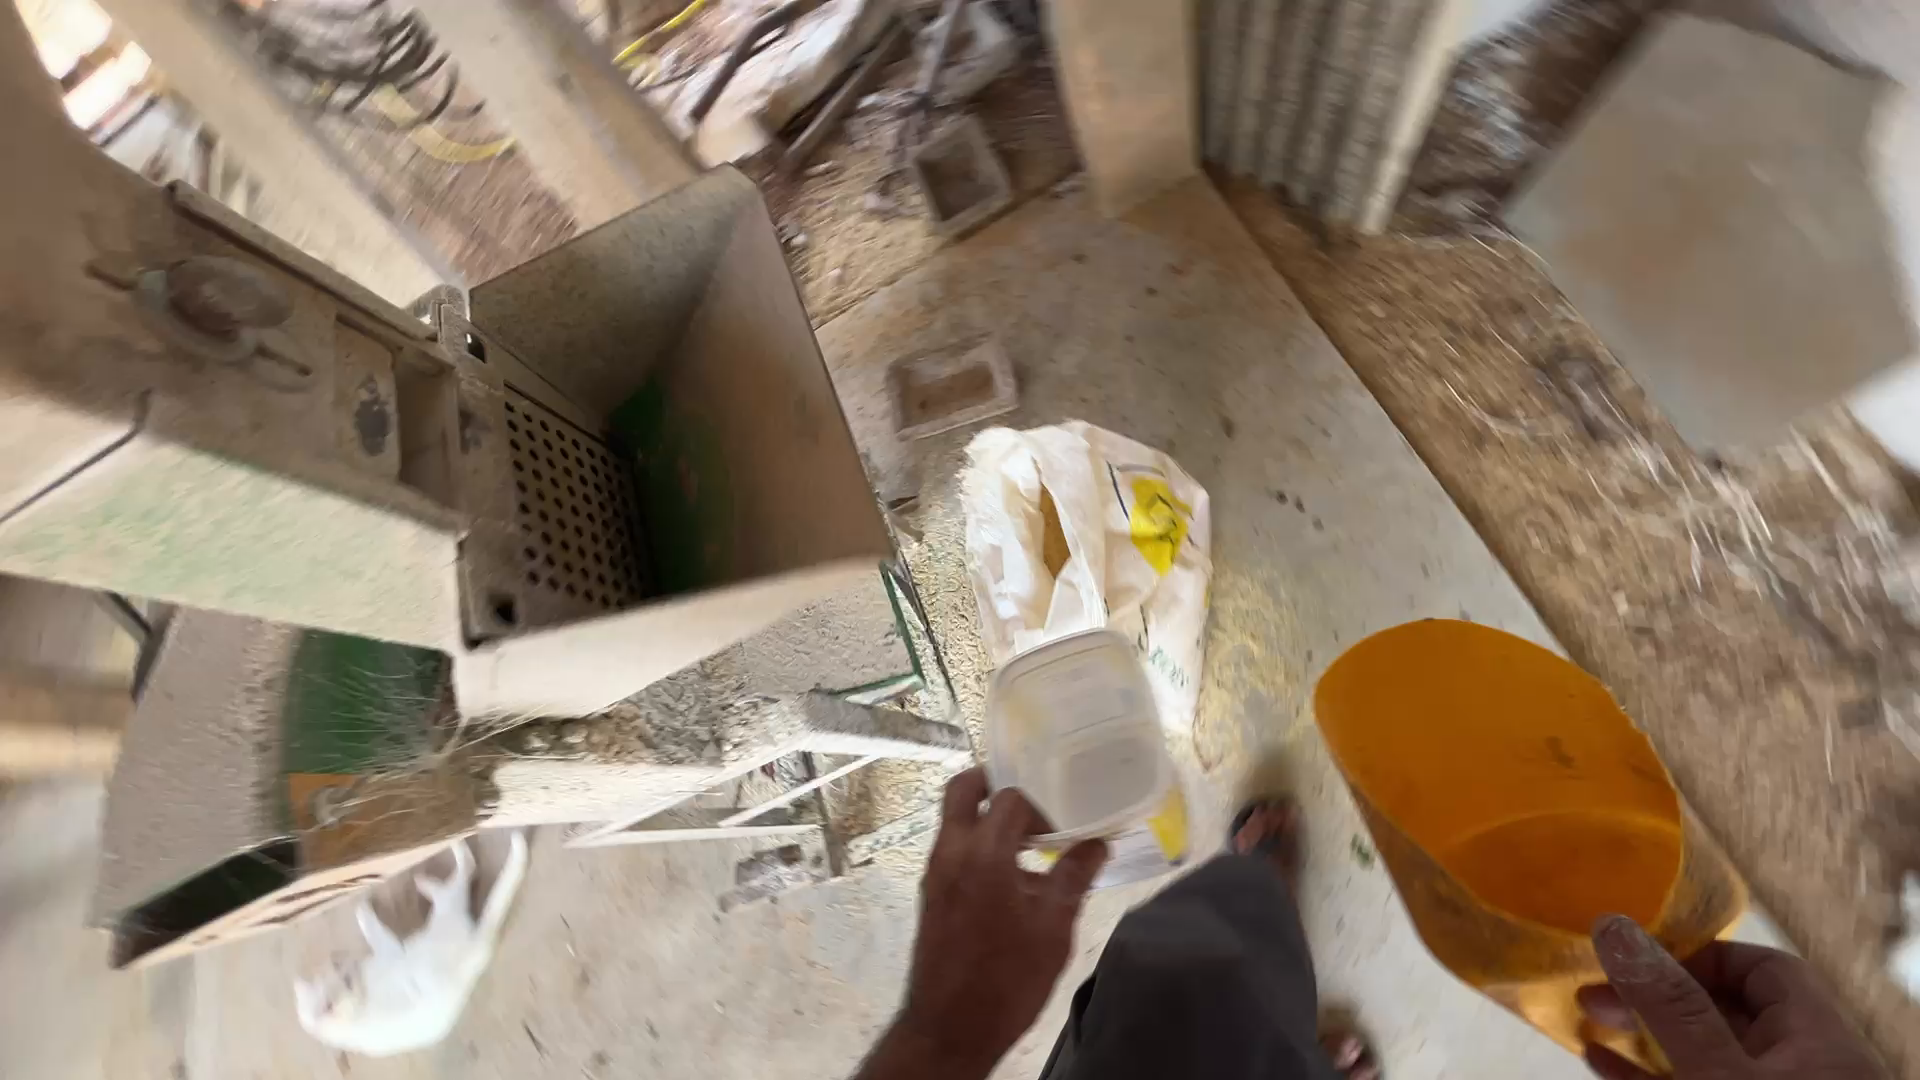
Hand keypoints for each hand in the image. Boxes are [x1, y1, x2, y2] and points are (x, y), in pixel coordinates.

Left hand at [858, 768, 1107, 1079]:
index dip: (1040, 804)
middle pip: (964, 788)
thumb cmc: (1007, 979)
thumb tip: (1098, 844)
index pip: (1010, 797)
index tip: (1062, 825)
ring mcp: (935, 869)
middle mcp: (951, 850)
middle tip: (1030, 802)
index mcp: (983, 853)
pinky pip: (952, 845)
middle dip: (995, 784)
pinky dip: (977, 842)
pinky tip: (1010, 877)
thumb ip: (1074, 877)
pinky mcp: (930, 889)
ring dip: (987, 816)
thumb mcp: (1053, 930)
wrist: (949, 1030)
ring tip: (1028, 843)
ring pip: (955, 817)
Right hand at [1578, 914, 1887, 1079]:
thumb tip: (1612, 922)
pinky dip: (1644, 1066)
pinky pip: (1690, 1078)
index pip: (1767, 968)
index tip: (1636, 957)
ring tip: (1588, 1016)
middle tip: (1595, 993)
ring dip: (1639, 1026)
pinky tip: (1599, 1057)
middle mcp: (1807, 1066)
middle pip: (1722, 1004)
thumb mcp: (1719, 1072)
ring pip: (1700, 1045)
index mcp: (1824, 1044)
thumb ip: (1670, 1003)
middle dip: (1649, 991)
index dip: (1698, 952)